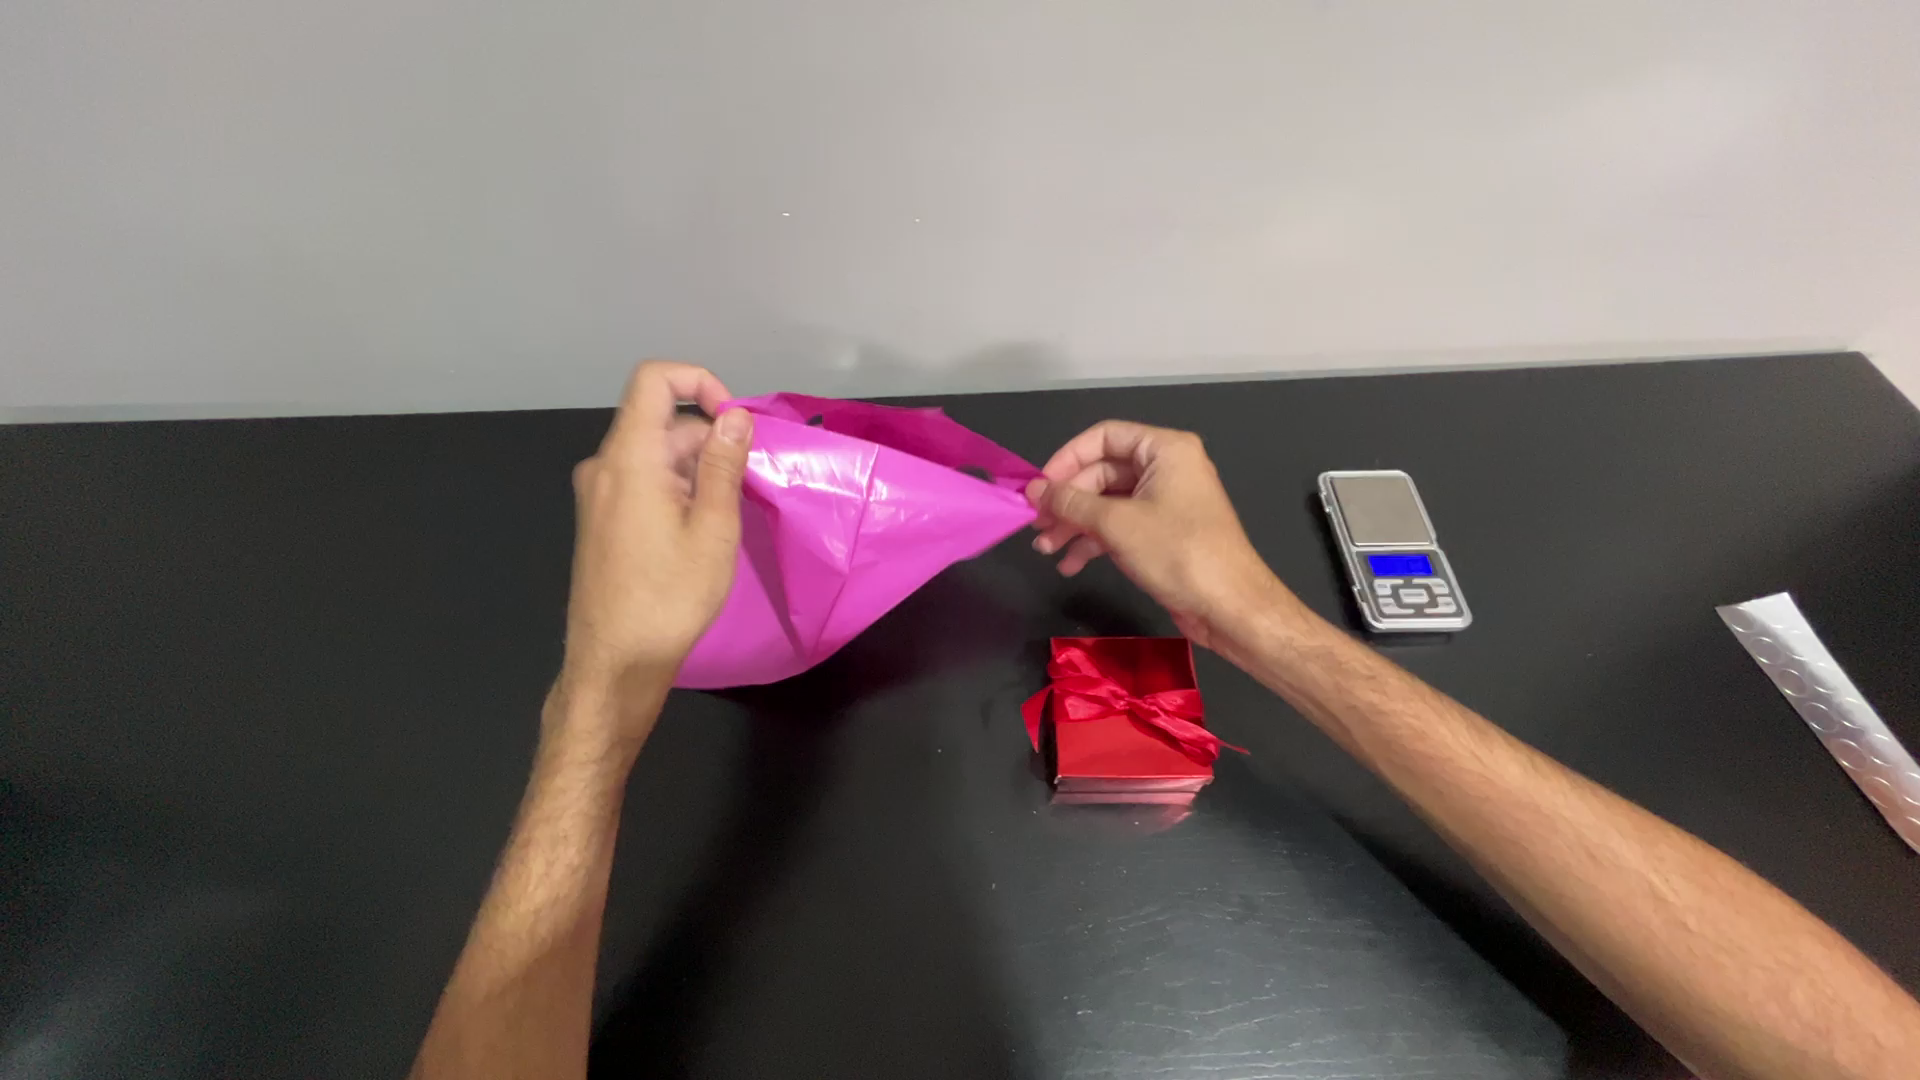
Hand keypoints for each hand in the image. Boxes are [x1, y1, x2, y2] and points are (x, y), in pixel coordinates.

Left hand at [558, 361, 752, 736]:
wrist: (616, 660)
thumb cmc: (671, 596)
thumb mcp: (713, 528)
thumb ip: (724, 464)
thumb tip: (735, 415)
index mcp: (629, 458)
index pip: (654, 379)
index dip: (700, 382)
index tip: (735, 422)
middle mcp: (605, 466)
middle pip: (661, 420)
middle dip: (710, 439)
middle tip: (745, 485)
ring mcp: (599, 493)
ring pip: (655, 453)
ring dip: (697, 468)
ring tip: (725, 516)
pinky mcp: (603, 518)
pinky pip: (644, 480)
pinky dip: (677, 488)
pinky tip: (699, 529)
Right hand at [1028, 421, 1287, 649]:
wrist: (1229, 607)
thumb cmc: (1178, 553)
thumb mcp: (1116, 524)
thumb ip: (1070, 503)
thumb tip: (1033, 490)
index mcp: (1164, 450)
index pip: (1104, 437)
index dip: (1066, 459)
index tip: (1038, 487)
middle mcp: (1166, 469)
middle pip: (1101, 473)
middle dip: (1067, 501)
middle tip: (1037, 525)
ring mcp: (1164, 502)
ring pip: (1106, 503)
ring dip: (1074, 525)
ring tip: (1046, 549)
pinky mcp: (1162, 534)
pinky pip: (1119, 527)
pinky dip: (1093, 542)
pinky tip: (1069, 564)